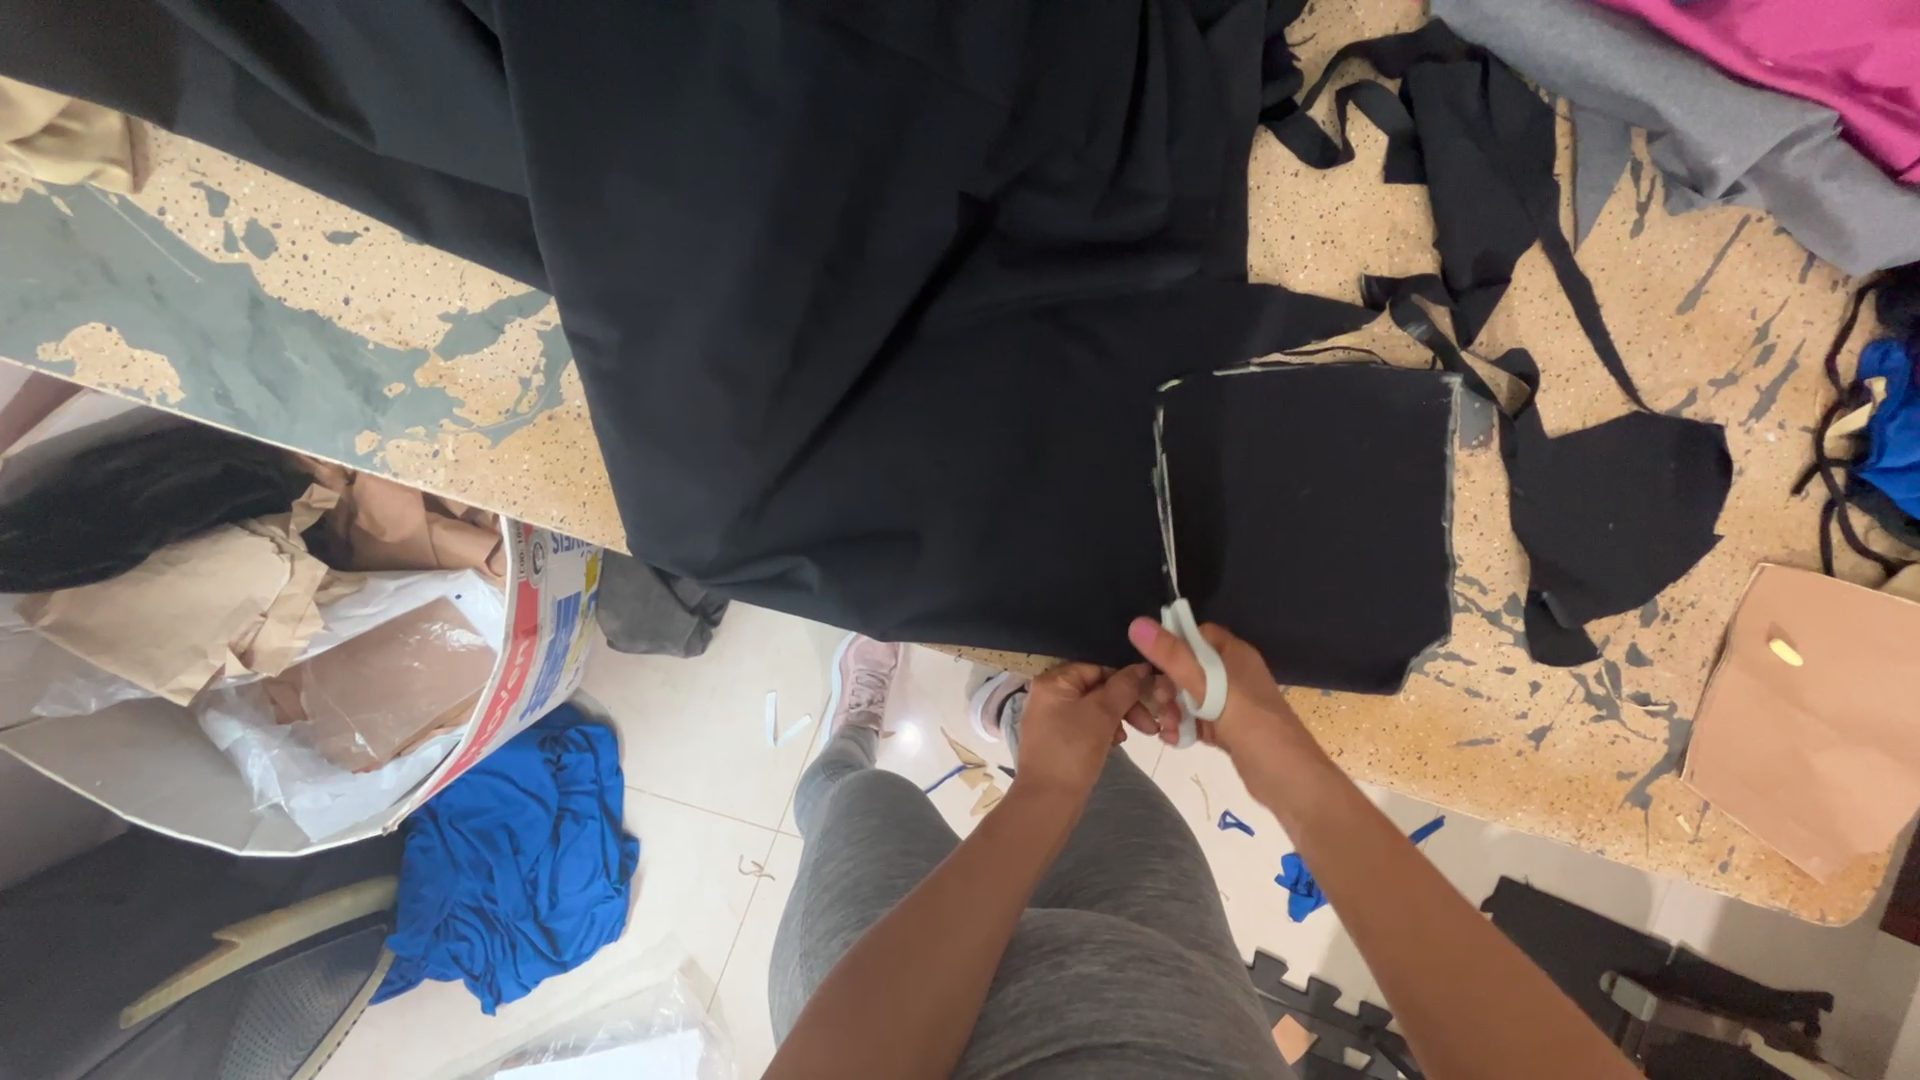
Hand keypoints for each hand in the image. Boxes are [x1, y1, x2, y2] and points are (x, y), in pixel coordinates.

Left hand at [1013, 663, 1159, 800]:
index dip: (1125, 679)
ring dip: (1117, 718)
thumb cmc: (1073, 750)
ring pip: (1094, 707)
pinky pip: (1086, 724)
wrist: (1048, 800)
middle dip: (1125, 703)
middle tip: (1150, 724)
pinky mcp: (1058, 737)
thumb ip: (1123, 687)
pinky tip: (1116, 744)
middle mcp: (1048, 694)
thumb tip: (1141, 666)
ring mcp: (1051, 717)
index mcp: (1052, 681)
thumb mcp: (1102, 714)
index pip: (1096, 667)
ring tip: (1133, 735)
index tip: (1150, 695)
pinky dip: (1104, 730)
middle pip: (1096, 687)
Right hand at [1126, 617, 1314, 756]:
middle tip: (1160, 701)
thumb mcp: (1207, 685)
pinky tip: (1172, 739)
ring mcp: (1230, 704)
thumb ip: (1172, 656)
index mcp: (1234, 655)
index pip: (1198, 635)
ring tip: (1165, 727)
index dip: (1174, 645)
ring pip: (1189, 697)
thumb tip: (1137, 623)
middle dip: (1168, 685)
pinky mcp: (1227, 730)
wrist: (1288, 779)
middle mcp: (1233, 675)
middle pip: (1188, 668)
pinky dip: (1182, 727)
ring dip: (1172, 709)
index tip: (1154, 662)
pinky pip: (1196, 721)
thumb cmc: (1251, 723)